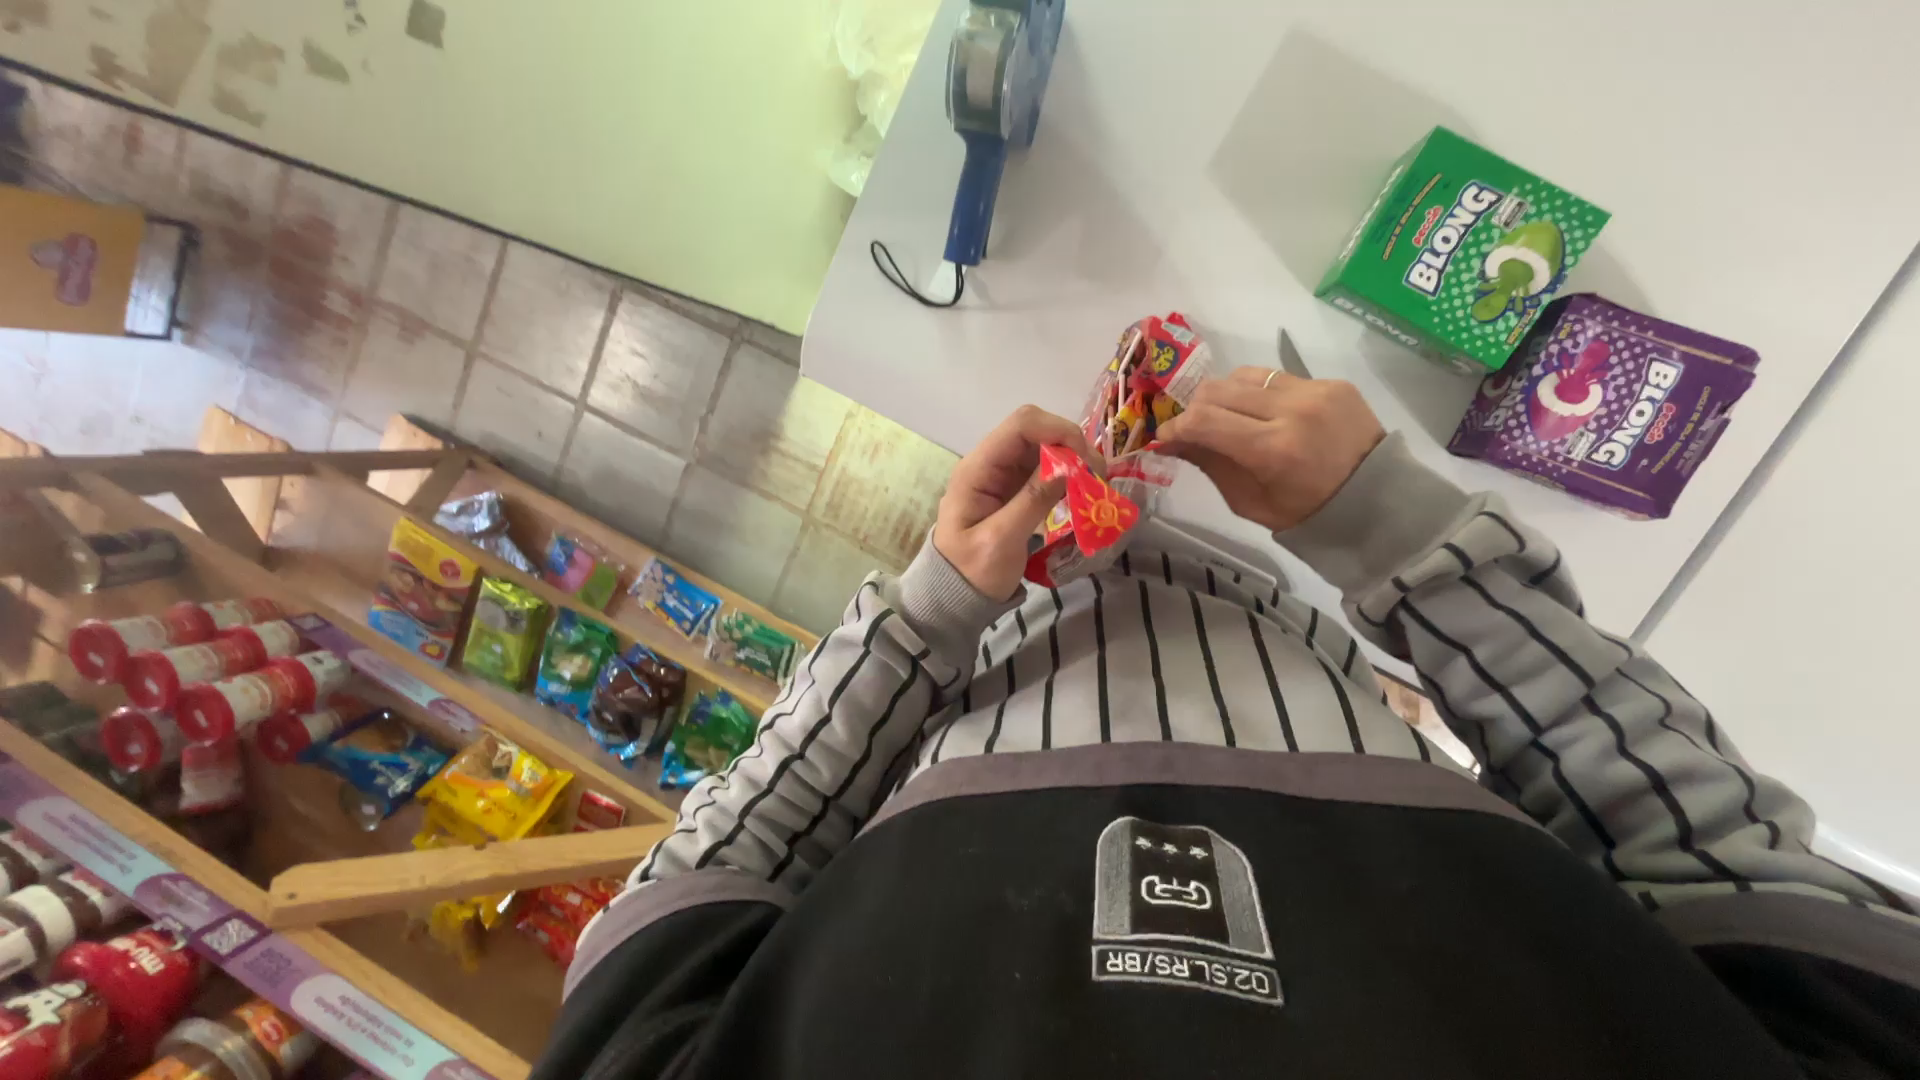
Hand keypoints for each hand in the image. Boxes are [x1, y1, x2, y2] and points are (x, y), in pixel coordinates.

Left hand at [934, 405, 1096, 600]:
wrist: (954, 595)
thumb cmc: (971, 572)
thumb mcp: (1000, 541)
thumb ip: (1031, 502)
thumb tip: (1068, 468)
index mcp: (977, 469)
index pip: (1021, 425)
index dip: (1058, 432)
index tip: (1086, 462)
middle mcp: (990, 463)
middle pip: (1036, 431)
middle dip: (1071, 446)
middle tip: (1097, 476)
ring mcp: (1002, 476)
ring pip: (1044, 448)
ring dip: (1072, 460)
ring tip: (1095, 485)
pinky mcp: (1015, 490)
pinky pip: (1045, 470)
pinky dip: (1066, 476)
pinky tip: (1082, 493)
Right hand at [1157, 368, 1384, 531]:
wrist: (1377, 499)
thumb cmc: (1304, 512)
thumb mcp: (1248, 501)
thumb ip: (1209, 464)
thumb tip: (1169, 441)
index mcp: (1273, 450)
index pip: (1203, 421)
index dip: (1175, 427)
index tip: (1165, 437)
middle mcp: (1293, 411)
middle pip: (1218, 390)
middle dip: (1194, 408)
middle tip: (1192, 428)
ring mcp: (1314, 391)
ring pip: (1243, 375)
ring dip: (1224, 395)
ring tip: (1226, 417)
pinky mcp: (1330, 382)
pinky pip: (1275, 376)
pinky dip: (1257, 393)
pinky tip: (1263, 412)